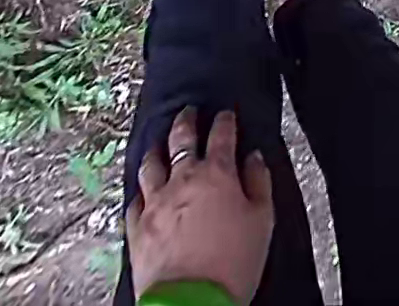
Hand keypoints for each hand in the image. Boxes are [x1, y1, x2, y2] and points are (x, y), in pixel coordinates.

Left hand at [126, 107, 273, 304]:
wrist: (192, 303)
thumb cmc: (233, 264)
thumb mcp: (262, 222)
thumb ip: (259, 183)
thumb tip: (254, 157)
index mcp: (216, 173)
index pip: (221, 135)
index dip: (224, 121)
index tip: (225, 114)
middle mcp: (183, 178)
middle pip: (181, 138)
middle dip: (186, 120)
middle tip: (188, 111)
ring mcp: (156, 200)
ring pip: (151, 163)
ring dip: (156, 150)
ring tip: (159, 143)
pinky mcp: (138, 226)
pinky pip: (135, 201)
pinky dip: (140, 193)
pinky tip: (142, 192)